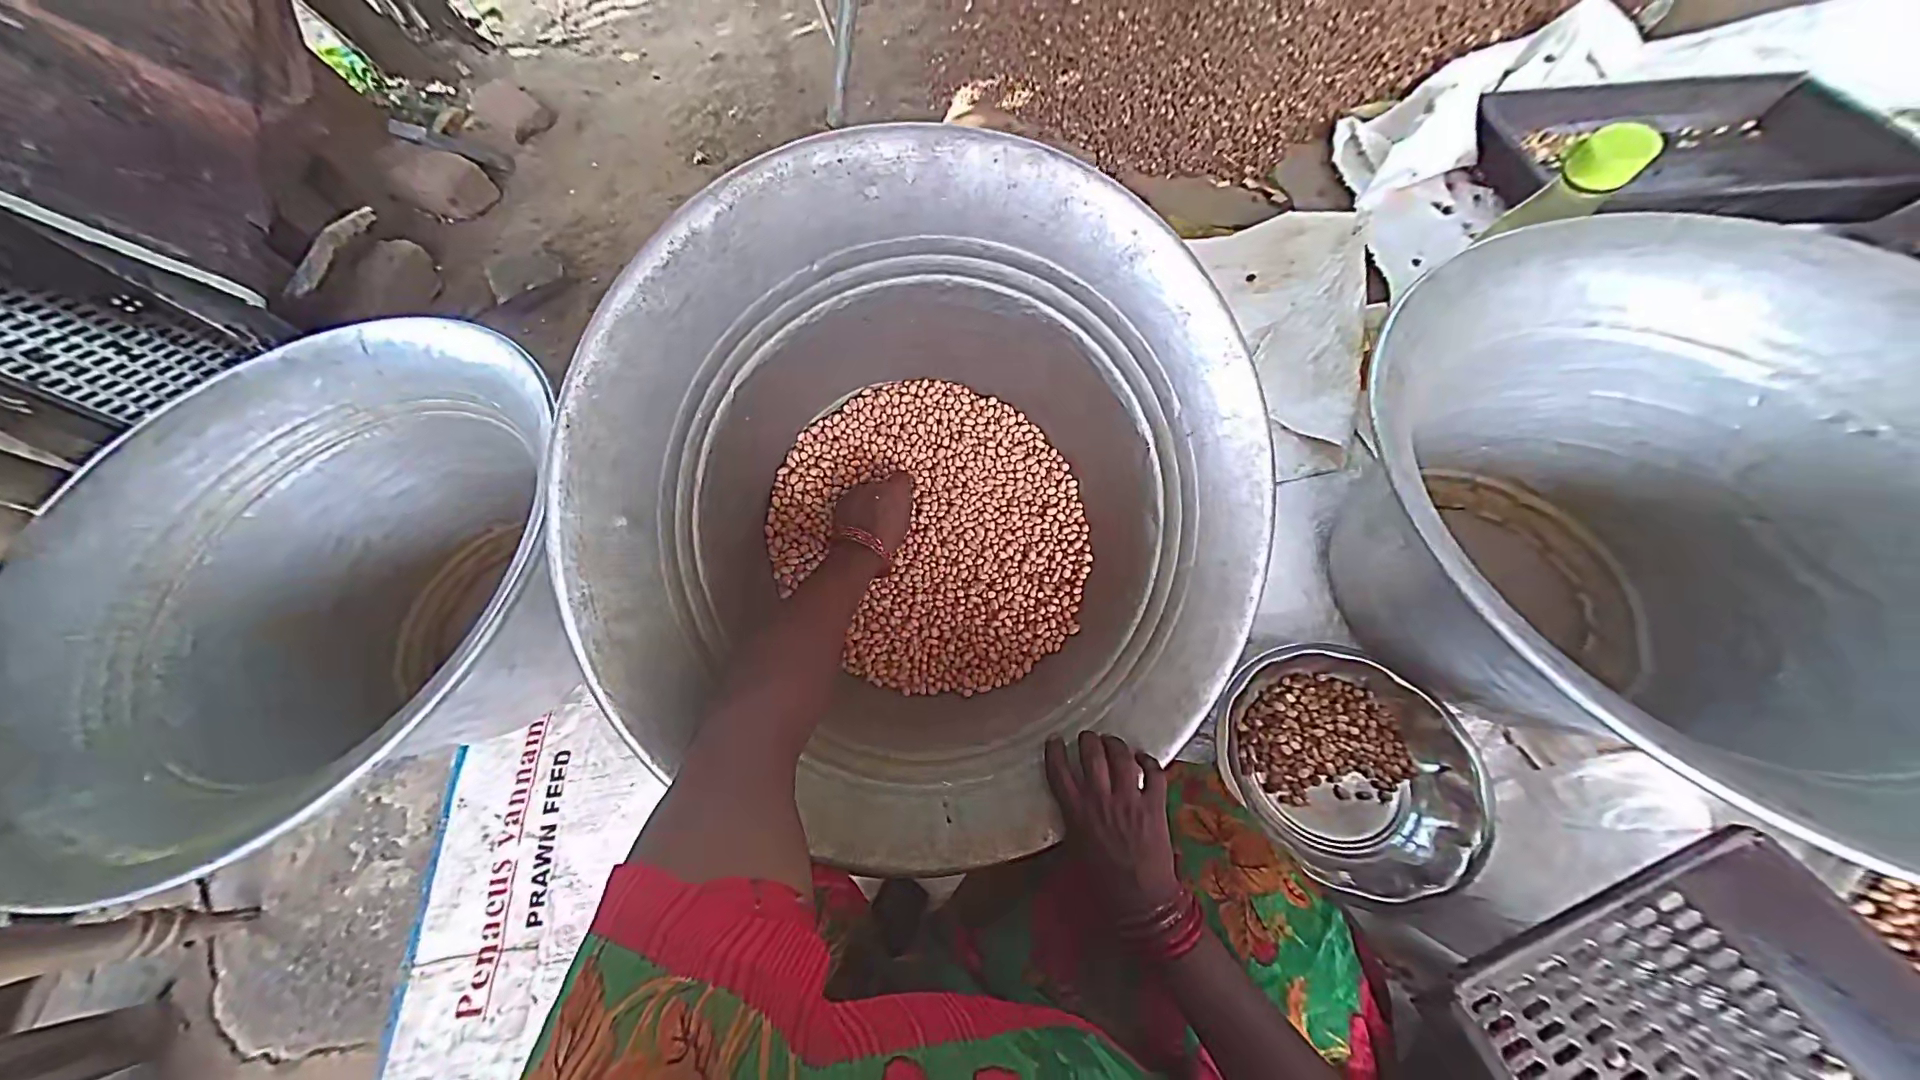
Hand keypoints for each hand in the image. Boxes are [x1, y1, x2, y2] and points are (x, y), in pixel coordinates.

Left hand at [833, 472, 912, 553]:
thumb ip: (902, 508)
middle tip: (883, 512)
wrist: (860, 548)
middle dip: (881, 495)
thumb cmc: (888, 538)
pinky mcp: (843, 500)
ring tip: (868, 520)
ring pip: (864, 493)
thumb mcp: (903, 524)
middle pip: (881, 485)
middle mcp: (876, 484)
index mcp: (897, 489)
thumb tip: (899, 504)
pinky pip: (851, 501)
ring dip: (866, 501)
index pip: (902, 478)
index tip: (901, 493)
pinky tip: (856, 523)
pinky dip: (853, 509)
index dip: (901, 485)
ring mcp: (857, 491)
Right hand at [1045, 731, 1182, 922]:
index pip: (1059, 770)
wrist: (1140, 900)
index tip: (1055, 740)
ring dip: (1115, 744)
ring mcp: (1130, 799)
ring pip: (1121, 756)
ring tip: (1111, 742)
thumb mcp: (1075, 847)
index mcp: (1076, 811)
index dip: (1055, 750)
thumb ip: (1072, 819)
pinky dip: (1148, 761)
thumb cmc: (1102, 880)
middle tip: (1088, 738)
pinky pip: (1154, 772)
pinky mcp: (1155, 804)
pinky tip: (1143, 758)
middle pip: (1091, 753)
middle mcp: (1101, 799)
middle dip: (1088, 740)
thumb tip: (1068, 801)